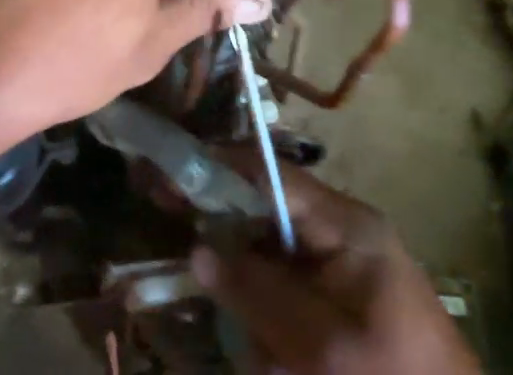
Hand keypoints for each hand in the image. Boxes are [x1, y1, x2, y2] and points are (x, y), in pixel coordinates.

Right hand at [193, 163, 481, 374]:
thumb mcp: (322, 344)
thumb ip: (257, 293)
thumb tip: (196, 251)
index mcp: (345, 223)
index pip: (269, 173)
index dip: (216, 167)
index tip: (167, 173)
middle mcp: (342, 229)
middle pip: (263, 212)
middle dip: (225, 234)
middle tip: (179, 240)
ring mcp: (342, 263)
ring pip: (269, 254)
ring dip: (247, 288)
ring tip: (241, 324)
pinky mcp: (341, 295)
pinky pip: (287, 287)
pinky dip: (267, 311)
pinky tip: (264, 344)